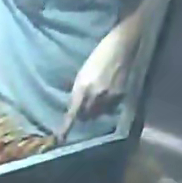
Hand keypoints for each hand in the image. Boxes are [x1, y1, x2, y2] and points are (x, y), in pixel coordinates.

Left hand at [59, 19, 139, 139]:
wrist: (122, 44)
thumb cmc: (99, 56)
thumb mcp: (82, 74)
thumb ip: (77, 92)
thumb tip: (74, 109)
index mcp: (82, 88)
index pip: (72, 113)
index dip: (66, 127)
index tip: (60, 138)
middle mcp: (95, 95)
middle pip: (85, 116)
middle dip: (83, 114)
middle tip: (84, 107)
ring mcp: (109, 96)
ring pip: (98, 114)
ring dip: (95, 110)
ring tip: (98, 97)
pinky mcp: (121, 95)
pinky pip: (110, 108)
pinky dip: (107, 105)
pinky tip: (109, 93)